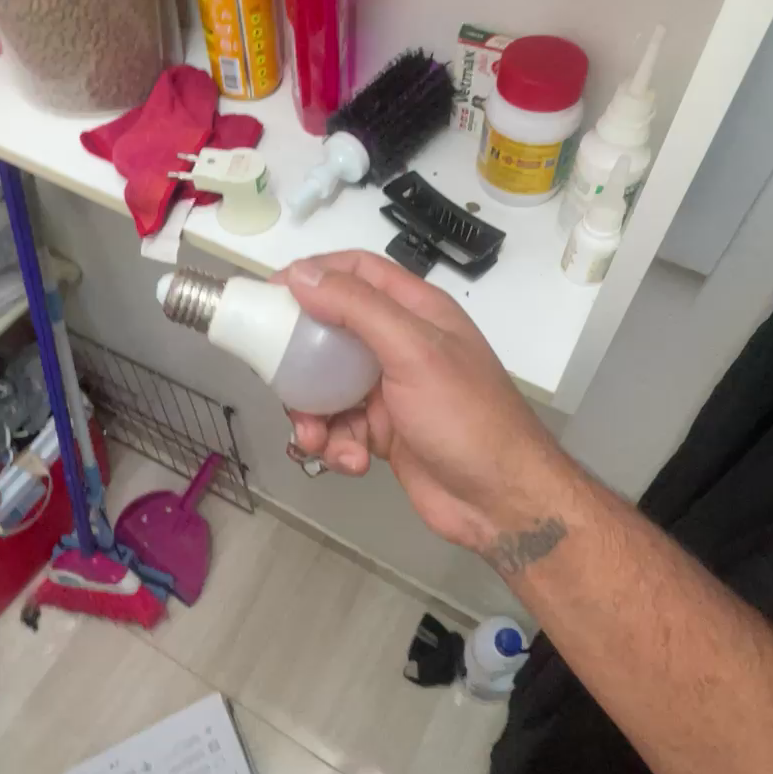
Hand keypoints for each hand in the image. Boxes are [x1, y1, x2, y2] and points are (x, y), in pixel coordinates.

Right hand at [276, 251, 574, 553]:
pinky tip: (351, 461)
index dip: (314, 275)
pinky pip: (341, 427)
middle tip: (275, 375)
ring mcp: (391, 389)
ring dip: (313, 414)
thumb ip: (357, 308)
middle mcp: (400, 344)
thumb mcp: (412, 351)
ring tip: (316, 439)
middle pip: (332, 331)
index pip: (357, 272)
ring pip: (328, 385)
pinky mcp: (384, 430)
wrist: (501, 501)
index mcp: (415, 311)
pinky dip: (337, 445)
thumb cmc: (465, 417)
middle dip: (301, 357)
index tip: (272, 294)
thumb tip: (303, 276)